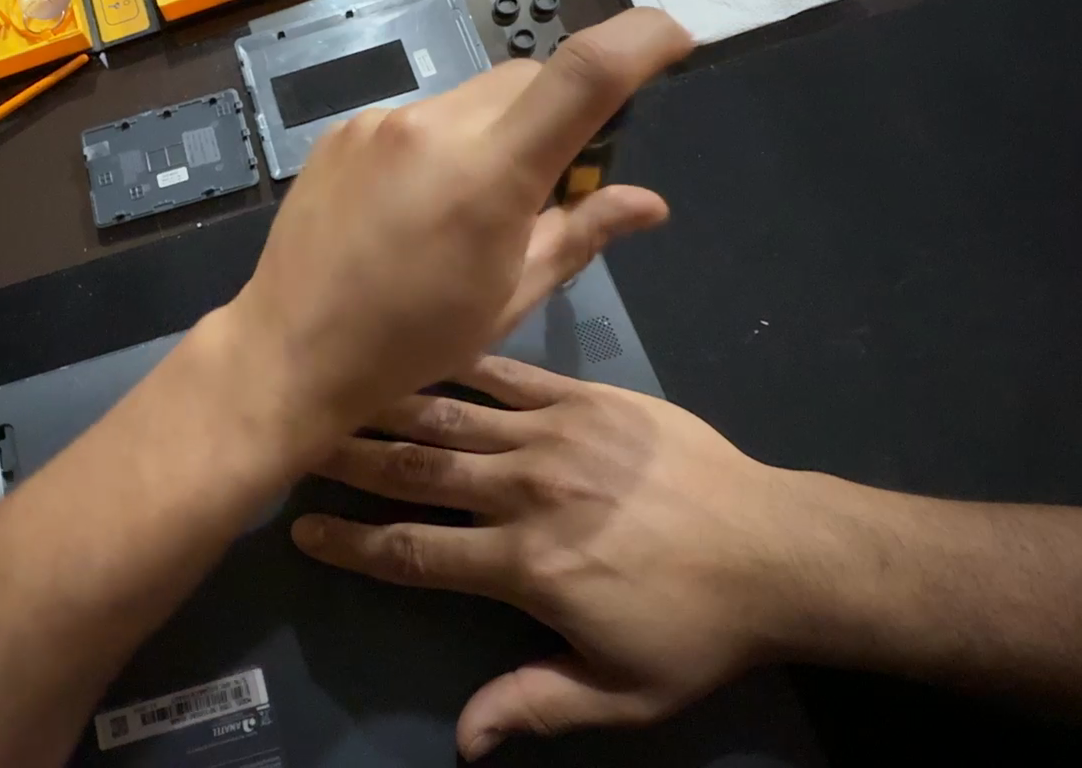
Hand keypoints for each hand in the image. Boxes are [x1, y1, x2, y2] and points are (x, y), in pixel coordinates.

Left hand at [226, 10, 691, 429]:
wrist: (291, 350)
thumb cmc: (412, 342)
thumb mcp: (509, 300)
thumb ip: (581, 235)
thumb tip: (647, 201)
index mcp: (489, 173)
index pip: (584, 71)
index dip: (642, 40)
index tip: (672, 43)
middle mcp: (432, 126)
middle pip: (526, 79)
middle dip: (555, 114)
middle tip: (544, 184)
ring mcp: (377, 123)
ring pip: (468, 98)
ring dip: (491, 132)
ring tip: (465, 204)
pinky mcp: (340, 132)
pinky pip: (413, 119)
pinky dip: (436, 144)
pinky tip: (410, 203)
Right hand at [291, 356, 816, 760]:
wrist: (782, 550)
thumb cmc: (697, 626)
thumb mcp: (623, 692)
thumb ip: (536, 705)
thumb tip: (462, 742)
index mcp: (528, 566)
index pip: (415, 553)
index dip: (353, 544)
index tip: (304, 529)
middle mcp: (526, 493)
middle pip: (416, 473)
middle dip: (350, 459)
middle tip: (299, 443)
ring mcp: (554, 436)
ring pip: (450, 418)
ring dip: (388, 408)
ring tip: (340, 395)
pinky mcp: (584, 399)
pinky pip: (507, 376)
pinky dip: (458, 368)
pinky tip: (421, 353)